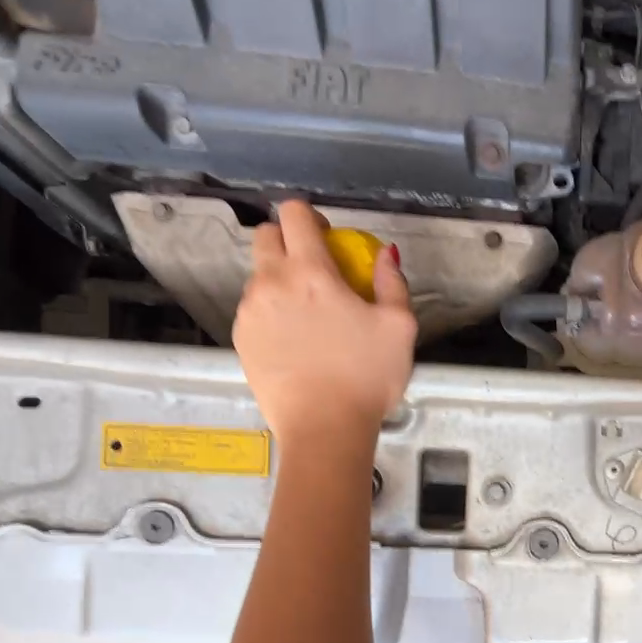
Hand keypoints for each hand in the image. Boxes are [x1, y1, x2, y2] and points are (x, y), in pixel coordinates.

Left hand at [235, 200, 416, 449]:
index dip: (311, 216)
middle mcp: (272, 283)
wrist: (323, 427)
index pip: (295, 215)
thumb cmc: (367, 376)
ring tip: (309, 315)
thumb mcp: (400, 327)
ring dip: (281, 280)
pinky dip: (273, 313)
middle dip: (288, 240)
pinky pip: (254, 310)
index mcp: (311, 273)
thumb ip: (392, 283)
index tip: (328, 236)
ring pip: (259, 276)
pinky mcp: (241, 338)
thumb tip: (385, 255)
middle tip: (316, 269)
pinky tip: (296, 342)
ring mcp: (251, 311)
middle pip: (266, 236)